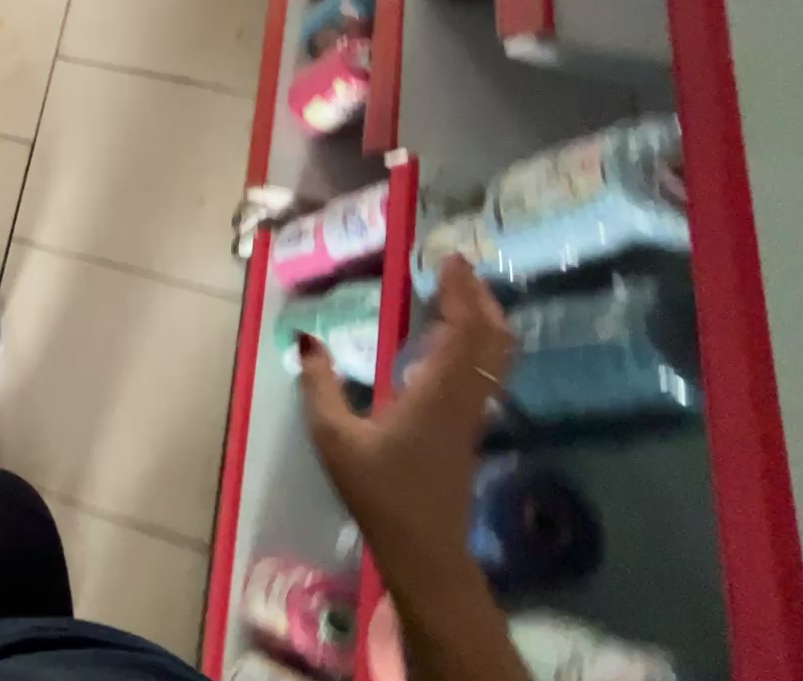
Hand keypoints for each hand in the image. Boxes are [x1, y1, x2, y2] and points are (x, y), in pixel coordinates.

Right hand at [297, 257, 515, 589]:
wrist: (422, 544)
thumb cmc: (376, 488)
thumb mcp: (333, 436)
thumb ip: (319, 385)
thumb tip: (307, 338)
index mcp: (436, 395)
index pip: (463, 332)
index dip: (462, 293)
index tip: (449, 261)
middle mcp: (464, 398)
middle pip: (492, 338)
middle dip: (480, 298)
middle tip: (458, 266)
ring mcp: (472, 412)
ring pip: (496, 354)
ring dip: (484, 317)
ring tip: (460, 291)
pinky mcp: (468, 423)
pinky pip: (486, 368)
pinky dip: (478, 339)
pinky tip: (453, 336)